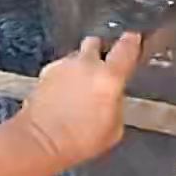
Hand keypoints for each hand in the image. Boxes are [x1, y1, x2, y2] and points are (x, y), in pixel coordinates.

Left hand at [10, 33, 140, 170]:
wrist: (42, 138)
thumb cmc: (81, 139)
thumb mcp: (114, 127)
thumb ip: (116, 103)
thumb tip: (110, 95)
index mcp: (109, 76)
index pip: (125, 49)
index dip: (132, 41)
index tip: (134, 37)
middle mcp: (85, 64)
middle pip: (95, 42)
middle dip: (100, 49)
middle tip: (102, 65)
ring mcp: (63, 65)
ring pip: (76, 56)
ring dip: (81, 65)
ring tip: (80, 86)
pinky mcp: (46, 71)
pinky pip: (61, 67)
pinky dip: (65, 75)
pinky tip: (63, 93)